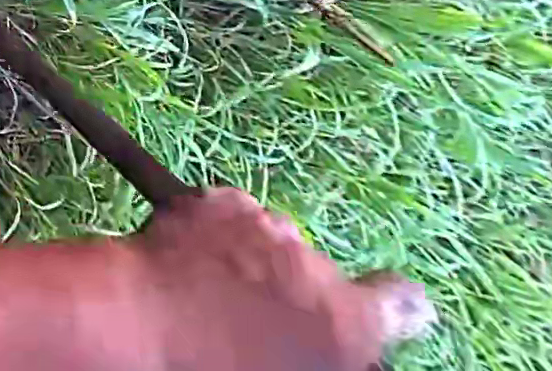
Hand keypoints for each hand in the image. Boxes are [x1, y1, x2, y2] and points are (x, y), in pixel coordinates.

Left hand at [129, 188, 430, 370]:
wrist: (147, 319)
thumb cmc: (220, 363)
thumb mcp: (294, 368)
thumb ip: (325, 347)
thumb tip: (328, 335)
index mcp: (346, 320)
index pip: (404, 303)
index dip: (397, 303)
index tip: (393, 304)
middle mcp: (311, 262)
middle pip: (316, 268)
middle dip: (295, 282)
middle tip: (256, 304)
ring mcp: (261, 222)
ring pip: (270, 234)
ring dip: (255, 250)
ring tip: (218, 277)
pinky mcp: (217, 197)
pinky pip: (231, 210)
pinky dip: (219, 224)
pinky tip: (197, 250)